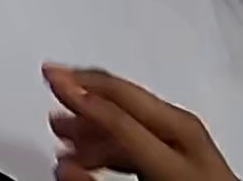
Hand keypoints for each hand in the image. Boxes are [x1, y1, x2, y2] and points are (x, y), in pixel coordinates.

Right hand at [43, 64, 239, 180]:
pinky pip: (144, 132)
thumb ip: (101, 173)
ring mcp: (195, 142)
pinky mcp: (196, 154)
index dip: (75, 88)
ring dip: (93, 121)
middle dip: (82, 96)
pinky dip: (114, 138)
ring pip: (130, 115)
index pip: (115, 106)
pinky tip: (96, 151)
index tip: (46, 73)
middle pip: (122, 98)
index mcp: (179, 136)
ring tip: (65, 133)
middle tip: (51, 93)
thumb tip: (64, 162)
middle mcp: (188, 133)